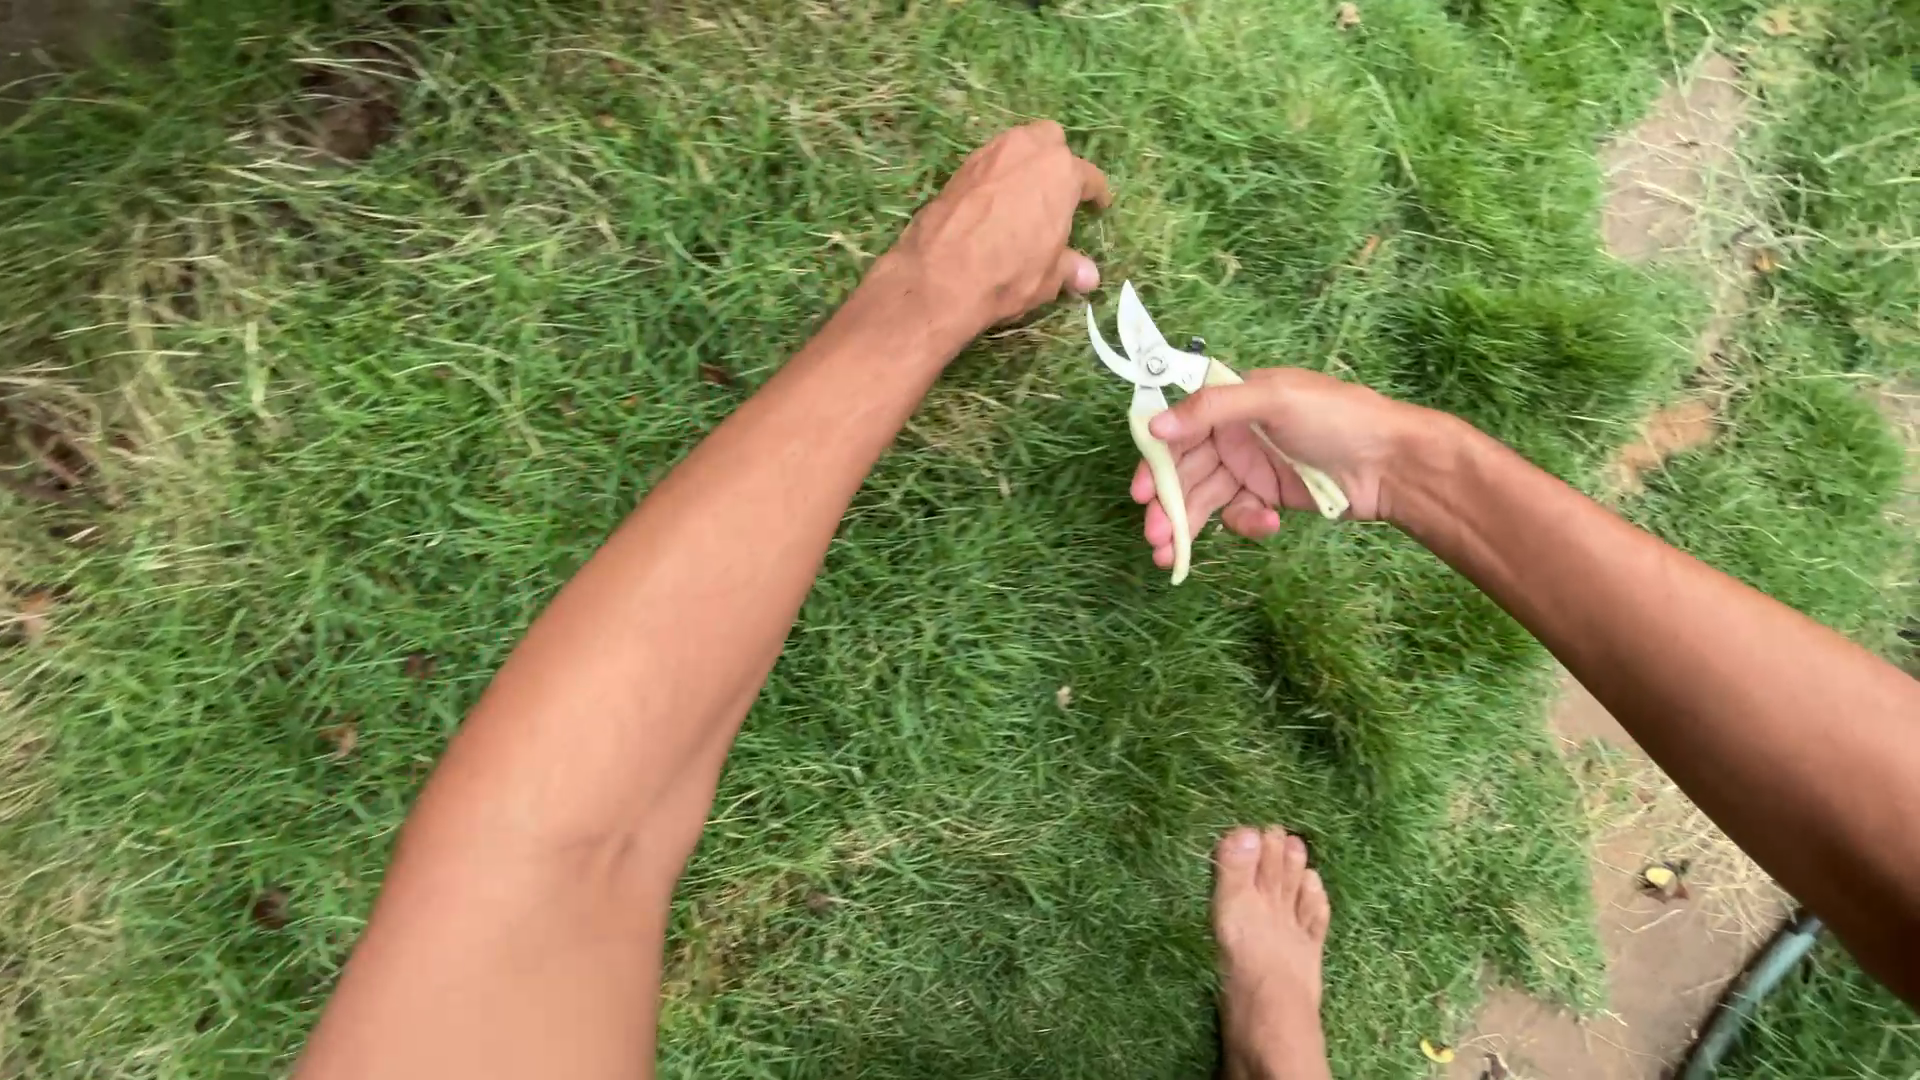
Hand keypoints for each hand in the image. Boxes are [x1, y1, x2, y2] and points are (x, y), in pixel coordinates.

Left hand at [885, 120, 1110, 330]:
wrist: (942, 275)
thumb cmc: (1009, 274)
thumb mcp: (1047, 278)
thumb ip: (1069, 268)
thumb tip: (1089, 277)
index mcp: (1061, 173)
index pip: (1089, 177)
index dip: (1096, 194)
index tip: (1099, 205)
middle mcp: (1027, 151)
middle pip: (1050, 141)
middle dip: (1057, 161)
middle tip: (1057, 191)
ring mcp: (990, 155)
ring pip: (1015, 147)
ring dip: (1024, 165)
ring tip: (1024, 196)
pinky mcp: (959, 169)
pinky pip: (987, 165)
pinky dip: (995, 179)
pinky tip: (993, 204)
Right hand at [1130, 368, 1437, 567]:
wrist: (1394, 463)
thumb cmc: (1336, 418)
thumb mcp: (1273, 399)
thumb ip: (1212, 408)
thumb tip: (1155, 426)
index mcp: (1231, 403)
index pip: (1177, 433)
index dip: (1154, 463)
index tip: (1140, 493)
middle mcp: (1232, 436)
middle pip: (1184, 473)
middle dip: (1167, 505)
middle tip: (1154, 536)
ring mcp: (1249, 469)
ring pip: (1203, 500)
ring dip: (1186, 527)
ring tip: (1169, 557)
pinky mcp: (1266, 497)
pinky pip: (1238, 514)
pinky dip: (1245, 524)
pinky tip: (1266, 525)